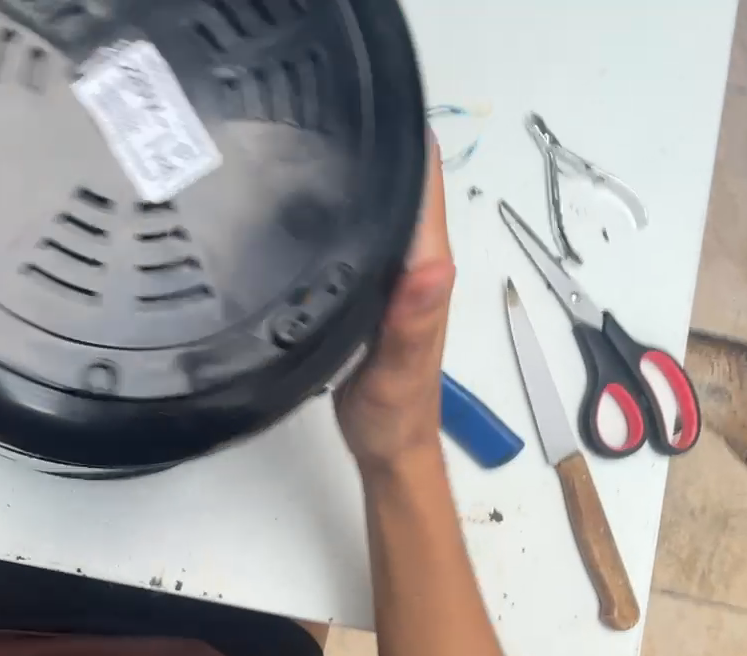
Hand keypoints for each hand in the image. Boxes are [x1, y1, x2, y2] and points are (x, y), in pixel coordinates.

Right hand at [336, 144, 455, 473]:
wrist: (388, 447)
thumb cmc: (393, 415)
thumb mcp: (398, 372)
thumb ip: (413, 322)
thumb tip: (432, 265)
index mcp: (424, 277)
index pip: (424, 196)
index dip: (408, 149)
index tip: (368, 117)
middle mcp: (414, 272)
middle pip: (404, 198)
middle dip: (378, 156)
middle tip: (322, 130)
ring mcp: (395, 287)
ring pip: (382, 221)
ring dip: (361, 188)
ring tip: (314, 160)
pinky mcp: (376, 301)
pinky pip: (365, 250)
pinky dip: (348, 227)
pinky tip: (317, 222)